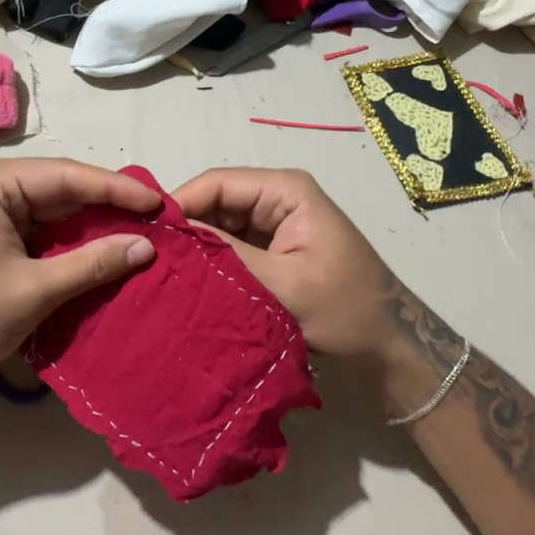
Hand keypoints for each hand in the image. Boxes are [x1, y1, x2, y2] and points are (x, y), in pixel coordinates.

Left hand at [0, 158, 157, 414]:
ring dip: (94, 227)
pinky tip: (104, 254)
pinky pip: (40, 230)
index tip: (161, 204)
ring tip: (143, 237)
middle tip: (159, 222)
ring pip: (55, 211)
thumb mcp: (33, 291)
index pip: (70, 176)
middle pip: (64, 189)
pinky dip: (71, 244)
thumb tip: (146, 246)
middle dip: (110, 207)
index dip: (119, 190)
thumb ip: (92, 264)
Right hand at [170, 168, 400, 367]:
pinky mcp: (272, 251)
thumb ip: (225, 255)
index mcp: (285, 191)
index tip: (145, 232)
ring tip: (160, 269)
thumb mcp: (281, 283)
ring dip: (196, 248)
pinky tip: (187, 281)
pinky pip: (231, 247)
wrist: (389, 351)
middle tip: (148, 256)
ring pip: (219, 226)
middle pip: (215, 202)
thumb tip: (170, 237)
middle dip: (185, 227)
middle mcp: (277, 199)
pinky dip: (211, 262)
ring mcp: (274, 225)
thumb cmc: (344, 310)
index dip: (180, 203)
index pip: (218, 183)